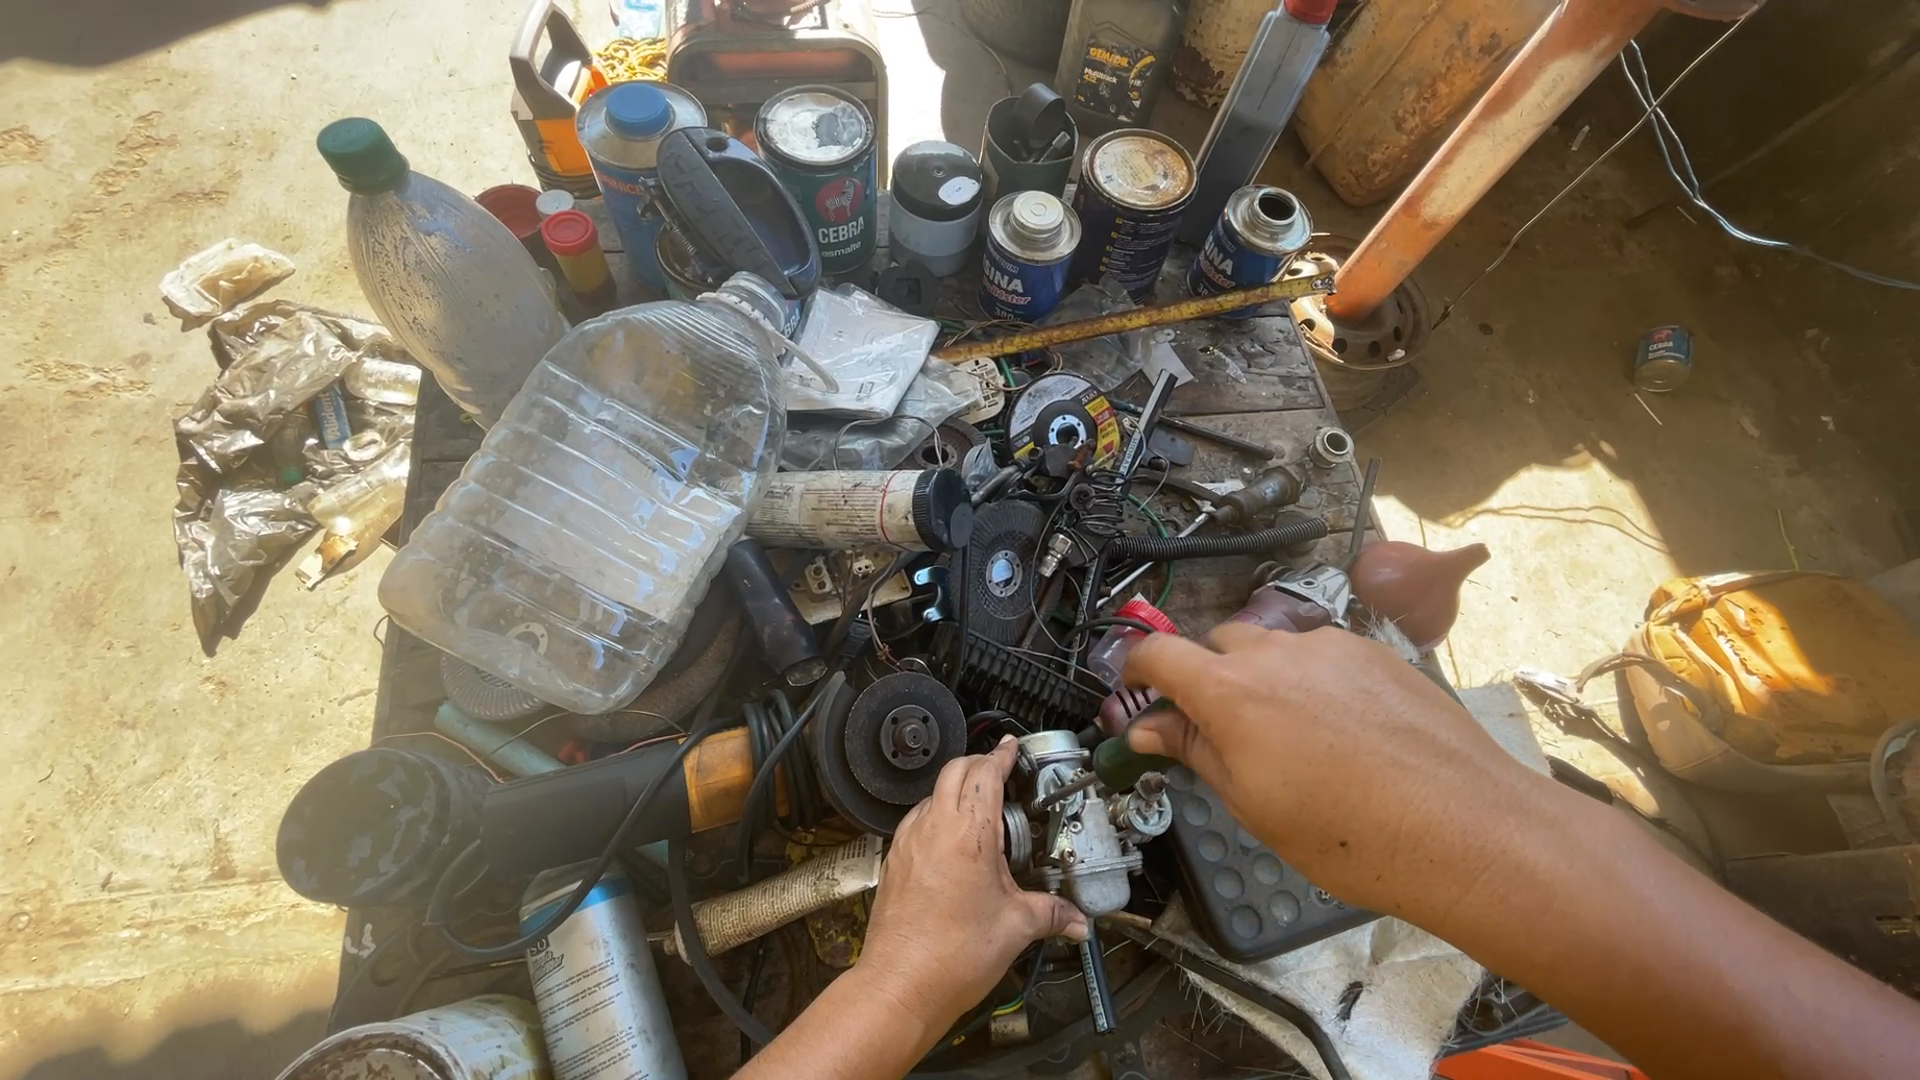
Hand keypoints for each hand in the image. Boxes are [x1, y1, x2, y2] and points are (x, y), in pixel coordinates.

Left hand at [857, 736, 1087, 1033]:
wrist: (900, 985)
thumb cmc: (953, 956)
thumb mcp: (1015, 928)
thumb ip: (1052, 915)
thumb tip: (1080, 923)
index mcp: (969, 832)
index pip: (985, 773)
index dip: (1001, 755)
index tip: (1011, 746)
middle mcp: (934, 826)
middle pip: (955, 770)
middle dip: (978, 763)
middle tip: (1000, 771)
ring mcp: (909, 839)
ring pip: (933, 792)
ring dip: (956, 788)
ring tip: (979, 807)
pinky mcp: (894, 857)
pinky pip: (917, 818)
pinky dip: (936, 813)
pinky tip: (950, 839)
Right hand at [1123, 624, 1556, 921]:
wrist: (1469, 829)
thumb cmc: (1344, 833)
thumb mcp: (1251, 802)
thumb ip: (1193, 750)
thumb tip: (1144, 726)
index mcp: (1228, 691)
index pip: (1158, 653)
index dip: (1137, 667)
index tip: (1137, 690)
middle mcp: (1271, 652)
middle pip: (1216, 643)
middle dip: (1208, 675)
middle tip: (1229, 727)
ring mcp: (1328, 646)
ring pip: (1272, 647)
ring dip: (1263, 675)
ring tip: (1299, 730)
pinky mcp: (1375, 651)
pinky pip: (1322, 653)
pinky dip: (1314, 677)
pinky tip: (1349, 725)